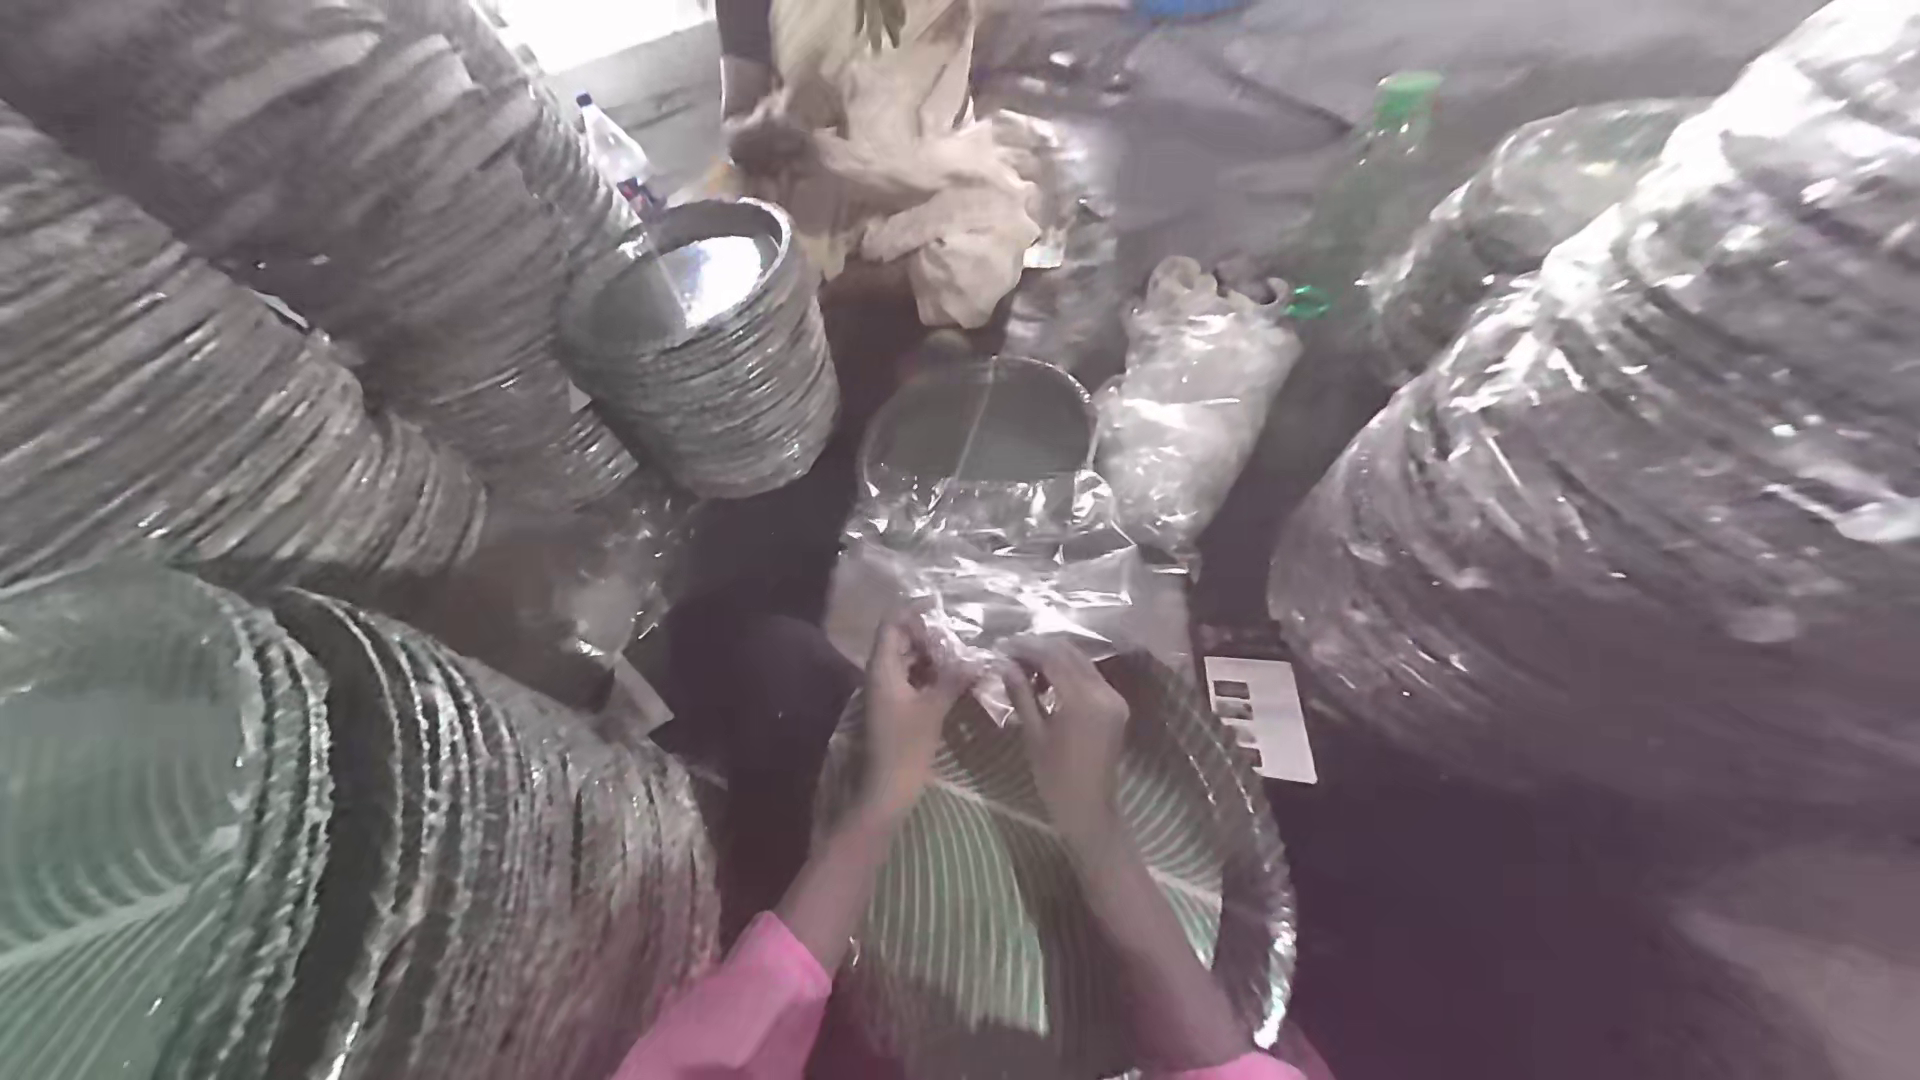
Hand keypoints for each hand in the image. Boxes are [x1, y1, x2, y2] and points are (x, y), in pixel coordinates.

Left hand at [861, 607, 974, 820]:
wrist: (887, 789)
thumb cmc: (906, 747)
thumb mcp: (932, 709)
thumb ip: (953, 679)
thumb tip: (978, 658)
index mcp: (882, 668)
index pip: (892, 625)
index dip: (912, 610)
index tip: (939, 604)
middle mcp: (880, 674)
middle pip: (900, 640)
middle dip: (928, 634)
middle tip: (959, 635)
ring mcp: (887, 690)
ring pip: (908, 660)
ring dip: (932, 654)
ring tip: (961, 654)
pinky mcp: (895, 706)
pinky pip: (912, 677)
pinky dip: (930, 672)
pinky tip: (954, 676)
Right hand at [1002, 637, 1130, 843]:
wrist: (1089, 809)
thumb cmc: (1055, 778)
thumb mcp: (1033, 733)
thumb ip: (1021, 694)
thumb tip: (1005, 664)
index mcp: (1082, 700)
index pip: (1053, 657)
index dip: (1026, 647)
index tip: (1003, 645)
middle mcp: (1104, 692)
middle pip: (1070, 653)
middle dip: (1040, 647)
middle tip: (1012, 651)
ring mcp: (1113, 698)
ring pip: (1081, 662)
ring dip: (1054, 657)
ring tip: (1024, 664)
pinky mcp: (1115, 705)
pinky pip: (1089, 676)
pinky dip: (1067, 671)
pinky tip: (1046, 679)